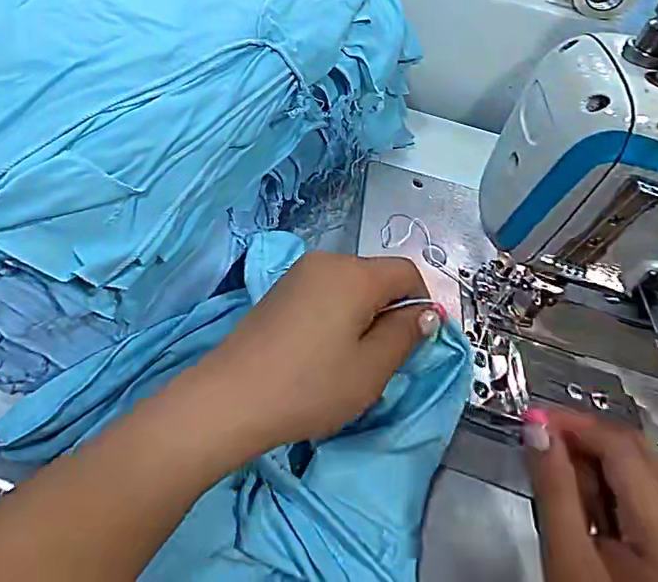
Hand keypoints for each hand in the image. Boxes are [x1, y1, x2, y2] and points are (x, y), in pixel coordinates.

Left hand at [170, 252, 437, 456]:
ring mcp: (300, 272)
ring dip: (362, 315)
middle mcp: (328, 261)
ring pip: (351, 286)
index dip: (422, 303)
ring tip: (346, 361)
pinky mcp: (281, 288)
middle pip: (377, 277)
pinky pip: (326, 292)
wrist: (231, 397)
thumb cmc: (309, 385)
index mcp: (355, 273)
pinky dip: (337, 315)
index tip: (416, 342)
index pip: (407, 272)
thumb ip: (405, 334)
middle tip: (379, 360)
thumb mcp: (371, 369)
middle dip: (389, 311)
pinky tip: (320, 352)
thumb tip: (426, 312)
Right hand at [523, 407, 657, 581]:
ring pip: (651, 479)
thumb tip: (538, 429)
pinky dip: (623, 497)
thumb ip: (554, 490)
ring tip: (564, 486)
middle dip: (586, 443)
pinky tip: (597, 515)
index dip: (574, 423)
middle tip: (543, 448)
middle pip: (640, 457)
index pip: (622, 446)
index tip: (533, 420)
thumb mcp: (570, 565)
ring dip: (602, 468)